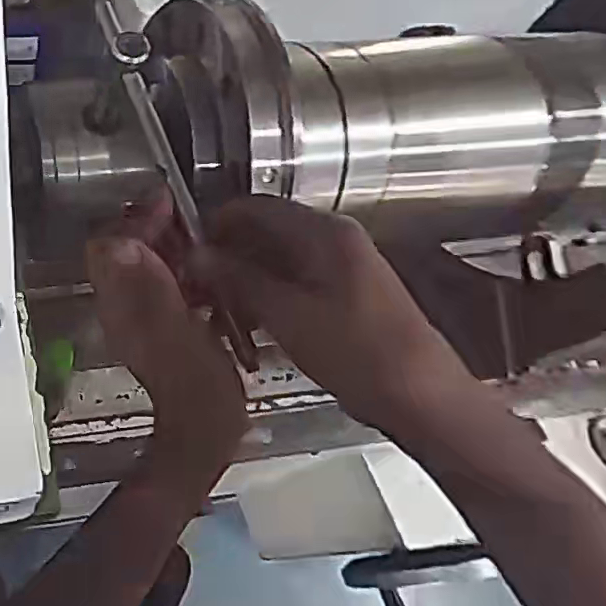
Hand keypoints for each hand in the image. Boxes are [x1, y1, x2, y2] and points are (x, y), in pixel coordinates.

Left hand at [85, 196, 248, 486]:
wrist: (204, 430)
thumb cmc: (196, 387)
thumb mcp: (176, 332)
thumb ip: (151, 287)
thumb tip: (122, 243)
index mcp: (120, 303)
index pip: (109, 245)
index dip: (135, 219)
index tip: (168, 204)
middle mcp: (122, 305)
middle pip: (124, 250)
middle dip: (152, 227)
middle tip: (185, 218)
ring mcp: (140, 315)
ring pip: (143, 264)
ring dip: (168, 245)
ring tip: (199, 239)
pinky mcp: (161, 325)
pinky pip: (163, 282)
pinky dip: (181, 269)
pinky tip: (206, 272)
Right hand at [195, 197, 488, 442]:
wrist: (422, 398)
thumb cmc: (359, 352)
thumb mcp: (286, 313)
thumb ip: (237, 278)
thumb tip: (195, 254)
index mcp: (324, 232)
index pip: (253, 207)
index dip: (213, 225)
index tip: (184, 250)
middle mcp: (332, 240)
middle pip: (261, 233)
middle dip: (223, 258)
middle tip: (192, 288)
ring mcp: (338, 267)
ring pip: (272, 261)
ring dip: (239, 282)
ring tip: (211, 312)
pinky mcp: (340, 295)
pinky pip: (289, 283)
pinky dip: (262, 298)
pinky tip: (242, 326)